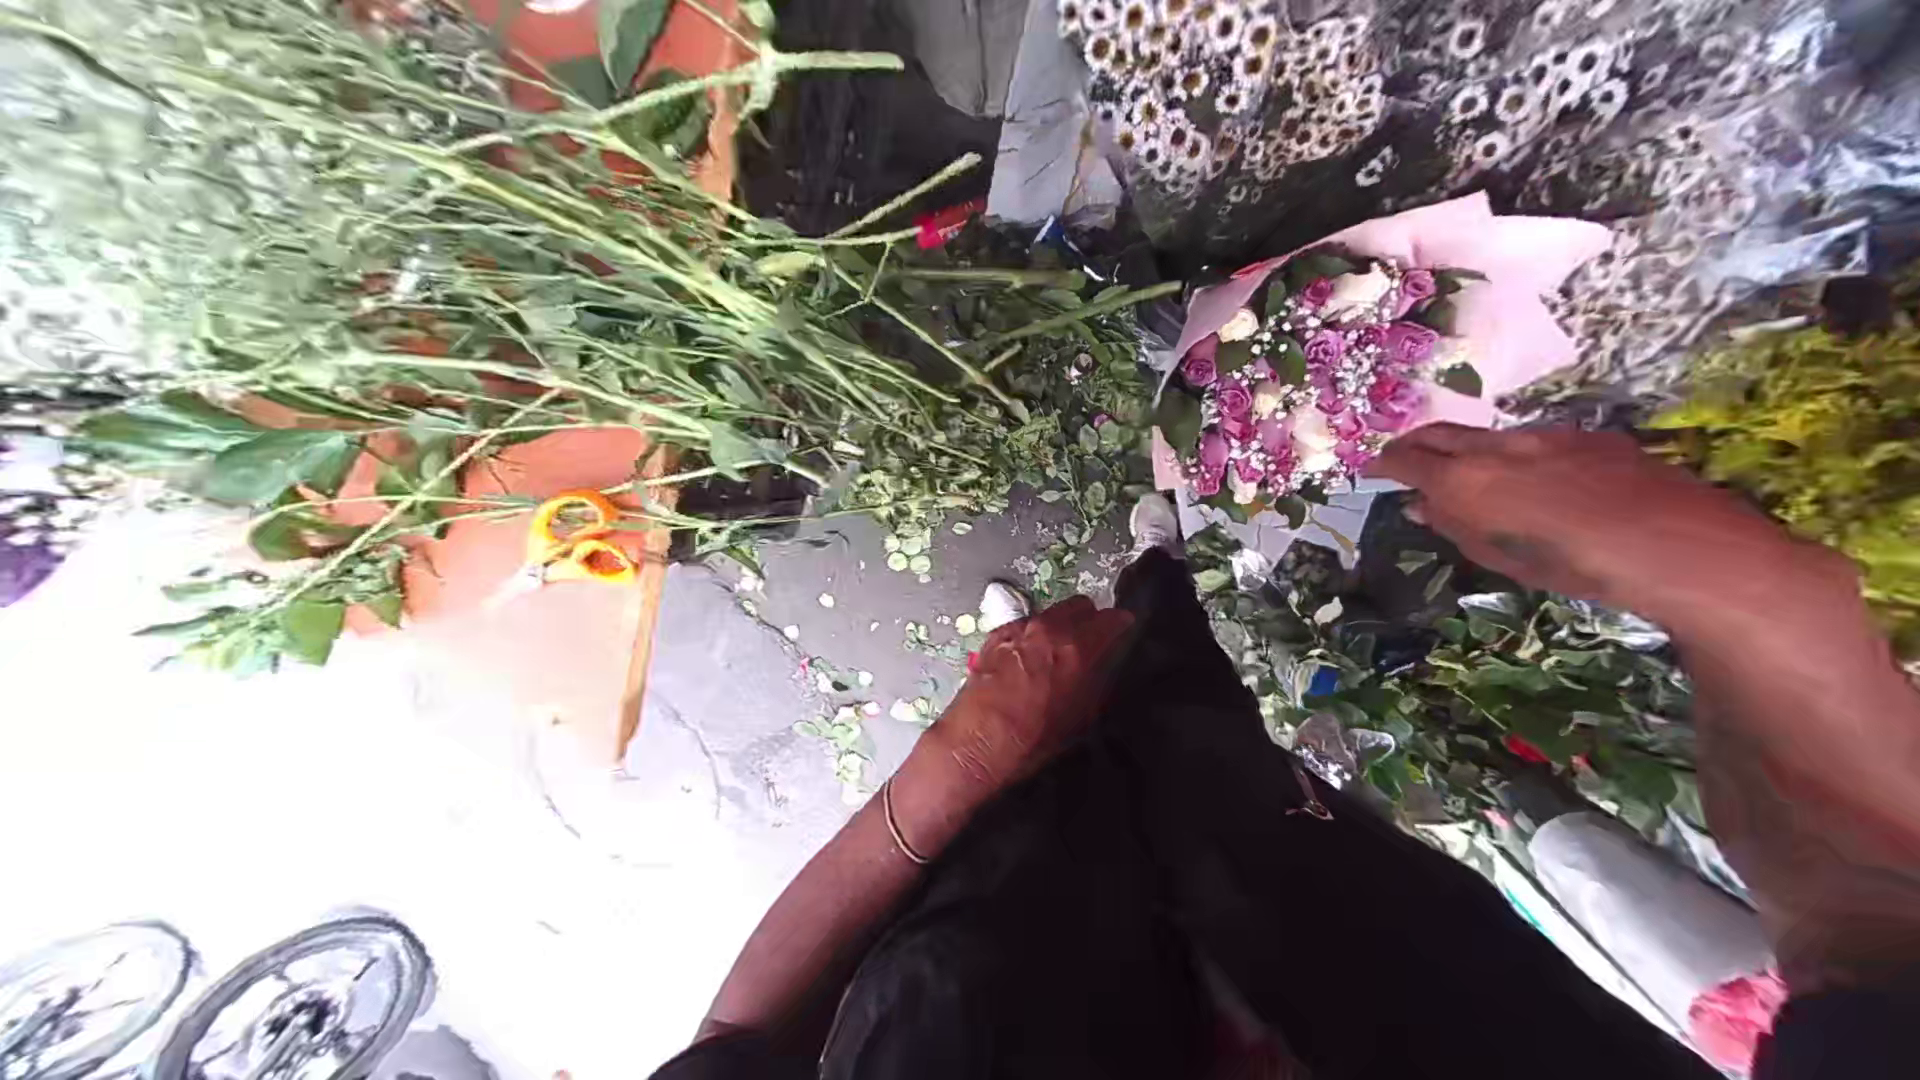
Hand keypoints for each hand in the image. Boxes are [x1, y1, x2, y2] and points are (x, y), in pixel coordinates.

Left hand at [920, 595, 1133, 795]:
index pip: (1111, 619)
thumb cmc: (1034, 737)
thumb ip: (1098, 680)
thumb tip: (1105, 663)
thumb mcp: (1082, 715)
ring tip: (1060, 649)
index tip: (1125, 628)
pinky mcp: (996, 634)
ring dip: (1061, 625)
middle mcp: (1049, 628)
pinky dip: (1034, 634)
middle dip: (1090, 617)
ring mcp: (1020, 627)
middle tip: (1093, 637)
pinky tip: (1031, 656)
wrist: (977, 739)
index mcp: (1077, 647)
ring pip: (1051, 613)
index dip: (1122, 623)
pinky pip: (1026, 624)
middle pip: (1079, 605)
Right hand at [1367, 424, 1857, 632]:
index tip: (1373, 471)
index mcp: (1461, 479)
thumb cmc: (1567, 564)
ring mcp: (1542, 436)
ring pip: (1484, 435)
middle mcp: (1494, 447)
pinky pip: (1530, 440)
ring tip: (1467, 474)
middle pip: (1436, 433)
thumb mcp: (1493, 554)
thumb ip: (1450, 523)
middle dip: (1411, 444)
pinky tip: (1532, 480)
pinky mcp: (1585, 437)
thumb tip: (1420, 504)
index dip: (1382, 464)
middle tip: (1401, 459)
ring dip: (1463, 449)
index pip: (1403, 459)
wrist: (1677, 546)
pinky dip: (1510, 454)